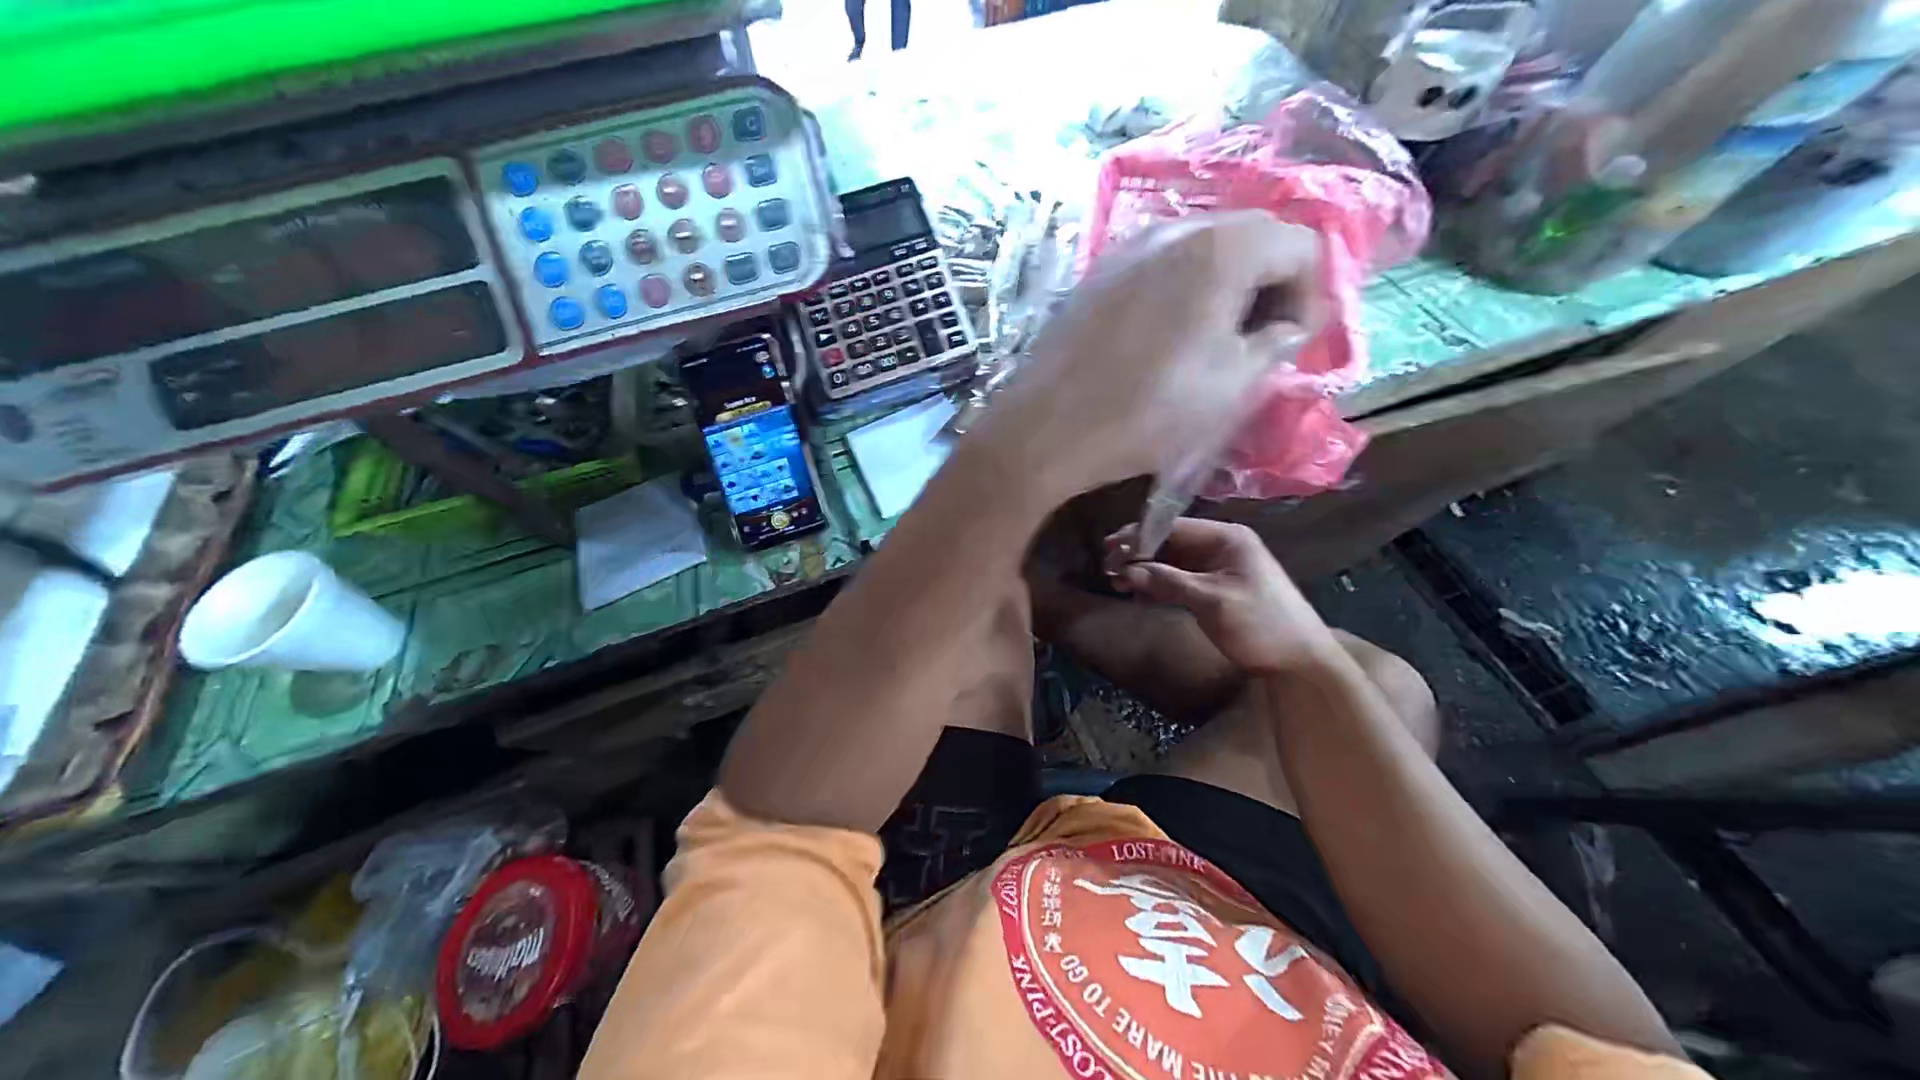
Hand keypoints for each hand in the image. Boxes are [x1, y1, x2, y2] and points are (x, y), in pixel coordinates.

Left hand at [968, 212, 1319, 503]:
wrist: (1046, 429)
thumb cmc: (1148, 411)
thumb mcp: (1235, 384)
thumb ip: (1279, 342)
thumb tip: (1287, 325)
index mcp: (1221, 247)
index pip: (1302, 246)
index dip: (1312, 297)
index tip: (1293, 346)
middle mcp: (1174, 229)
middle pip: (1252, 236)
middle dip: (1270, 286)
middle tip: (1261, 343)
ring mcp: (1127, 248)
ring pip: (1202, 250)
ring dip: (1225, 288)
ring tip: (1214, 345)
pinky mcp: (1096, 275)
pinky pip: (1159, 268)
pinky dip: (1181, 292)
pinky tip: (1166, 340)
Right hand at [1110, 518, 1340, 675]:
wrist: (1300, 662)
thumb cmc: (1261, 624)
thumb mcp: (1213, 601)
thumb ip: (1169, 582)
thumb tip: (1126, 570)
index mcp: (1227, 538)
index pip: (1173, 527)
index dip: (1139, 536)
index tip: (1110, 550)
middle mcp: (1220, 546)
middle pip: (1170, 542)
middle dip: (1138, 553)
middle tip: (1107, 567)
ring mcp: (1217, 568)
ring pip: (1171, 561)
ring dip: (1145, 570)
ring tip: (1115, 582)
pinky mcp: (1214, 589)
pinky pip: (1178, 579)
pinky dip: (1157, 584)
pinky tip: (1135, 592)